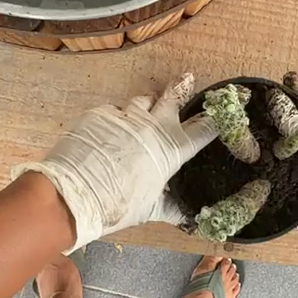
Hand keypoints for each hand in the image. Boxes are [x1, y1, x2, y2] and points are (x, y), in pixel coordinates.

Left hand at [15, 74, 217, 250]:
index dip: (215, 118)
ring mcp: (126, 116)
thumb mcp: (150, 209)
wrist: (74, 194)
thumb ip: (173, 208)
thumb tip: (190, 218)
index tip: (222, 109)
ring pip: (142, 100)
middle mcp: (153, 126)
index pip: (203, 128)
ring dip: (146, 104)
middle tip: (188, 78)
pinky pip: (114, 112)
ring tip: (145, 109)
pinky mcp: (101, 114)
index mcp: (172, 149)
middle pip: (174, 97)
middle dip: (182, 87)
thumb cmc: (117, 204)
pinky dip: (116, 119)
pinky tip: (111, 131)